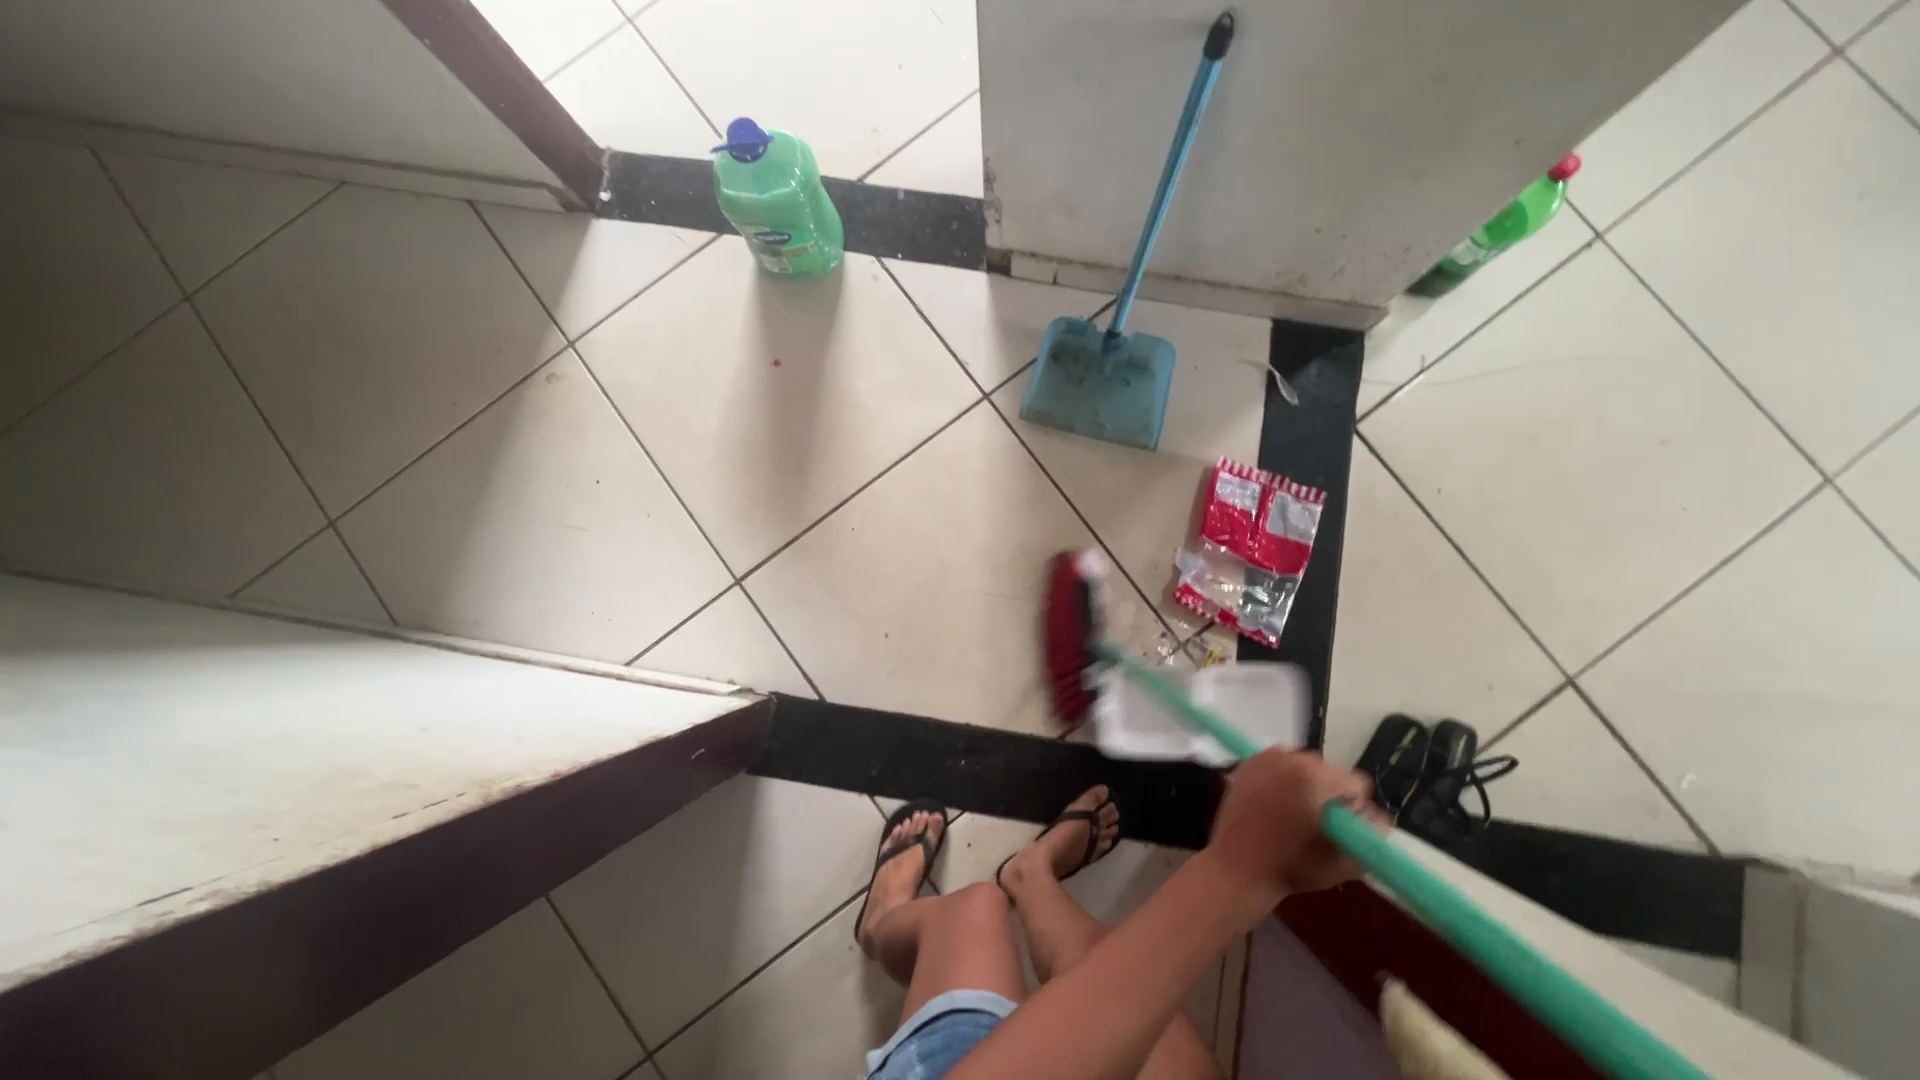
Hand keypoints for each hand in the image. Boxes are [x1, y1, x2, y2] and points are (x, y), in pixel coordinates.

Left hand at [1205, 749, 1381, 898]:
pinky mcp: (1248, 763)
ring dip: (1307, 784)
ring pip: (1305, 765)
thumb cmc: (1291, 866)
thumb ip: (1373, 835)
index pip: (1356, 783)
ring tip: (1294, 814)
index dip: (1353, 808)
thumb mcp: (1344, 860)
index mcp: (1314, 777)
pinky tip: (1276, 802)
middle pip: (1329, 770)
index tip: (1338, 828)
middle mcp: (1289, 757)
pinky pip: (1280, 763)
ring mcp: (1265, 757)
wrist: (1237, 868)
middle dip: (1329, 793)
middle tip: (1315, 822)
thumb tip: (1380, 817)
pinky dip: (1284, 777)